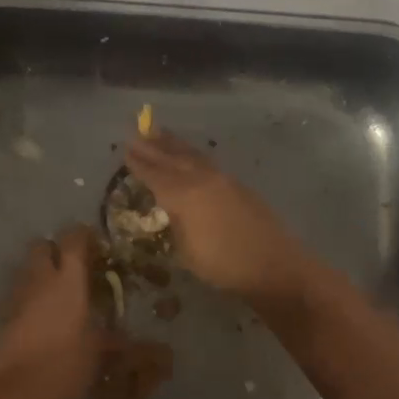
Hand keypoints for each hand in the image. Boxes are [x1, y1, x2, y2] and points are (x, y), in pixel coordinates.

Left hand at [0, 225, 106, 398]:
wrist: (23, 392)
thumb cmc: (69, 366)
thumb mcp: (98, 351)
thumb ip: (110, 338)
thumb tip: (123, 339)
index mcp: (68, 282)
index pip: (73, 239)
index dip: (83, 235)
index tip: (93, 242)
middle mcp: (40, 281)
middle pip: (40, 246)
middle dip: (54, 249)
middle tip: (70, 266)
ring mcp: (18, 296)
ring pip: (26, 269)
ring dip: (40, 273)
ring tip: (56, 293)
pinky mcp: (4, 315)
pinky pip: (18, 294)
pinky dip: (29, 297)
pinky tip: (40, 316)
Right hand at [125, 130, 317, 301]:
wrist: (274, 265)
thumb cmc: (224, 265)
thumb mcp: (187, 252)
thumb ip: (176, 223)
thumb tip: (171, 209)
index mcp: (184, 195)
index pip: (155, 175)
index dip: (139, 164)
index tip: (124, 150)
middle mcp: (201, 180)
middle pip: (172, 158)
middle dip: (153, 147)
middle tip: (136, 134)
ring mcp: (222, 180)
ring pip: (192, 156)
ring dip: (174, 145)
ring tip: (159, 133)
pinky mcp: (238, 185)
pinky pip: (207, 162)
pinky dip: (192, 155)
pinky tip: (189, 155)